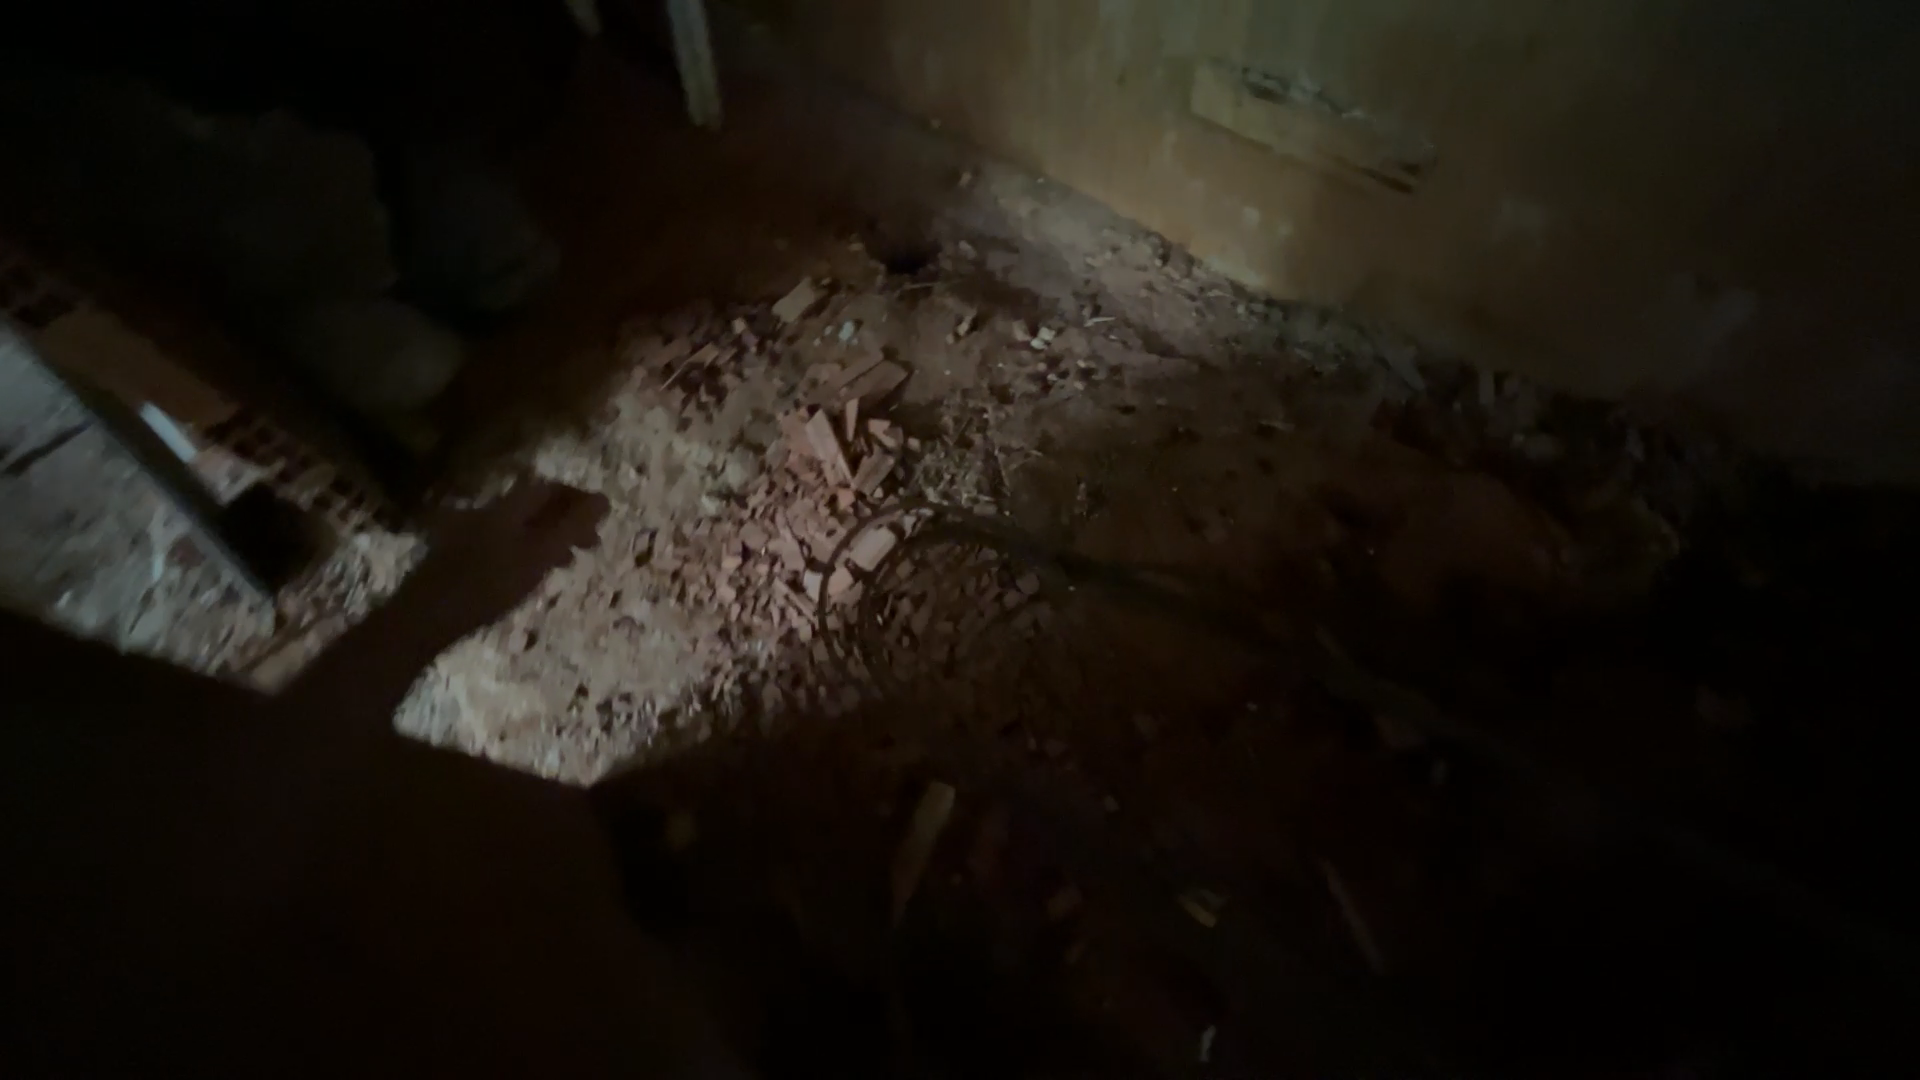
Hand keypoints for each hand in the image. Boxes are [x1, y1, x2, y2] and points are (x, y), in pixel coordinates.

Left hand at [407, 479, 609, 638]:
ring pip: (519, 527)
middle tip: (590, 544)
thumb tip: (604, 499)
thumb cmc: (491, 584)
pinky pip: (503, 543)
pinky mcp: (458, 555)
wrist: (425, 616)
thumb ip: (574, 526)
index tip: (601, 518)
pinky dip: (526, 551)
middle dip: (566, 520)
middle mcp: (487, 512)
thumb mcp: (541, 554)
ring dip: (548, 538)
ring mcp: (469, 533)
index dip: (579, 498)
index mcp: (508, 508)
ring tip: (566, 562)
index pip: (550, 488)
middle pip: (534, 506)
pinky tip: (529, 574)